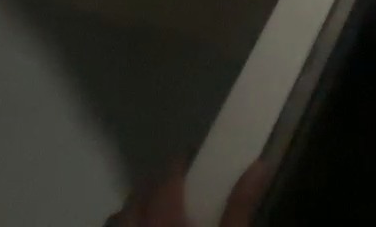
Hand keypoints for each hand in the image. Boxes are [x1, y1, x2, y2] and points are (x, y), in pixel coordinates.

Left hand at [113, 160, 268, 226]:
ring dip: (135, 209)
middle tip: (183, 182)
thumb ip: (241, 207)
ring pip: (117, 222)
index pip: (165, 179)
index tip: (195, 155)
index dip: (178, 162)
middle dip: (155, 184)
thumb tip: (258, 164)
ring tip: (159, 212)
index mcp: (166, 224)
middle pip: (136, 198)